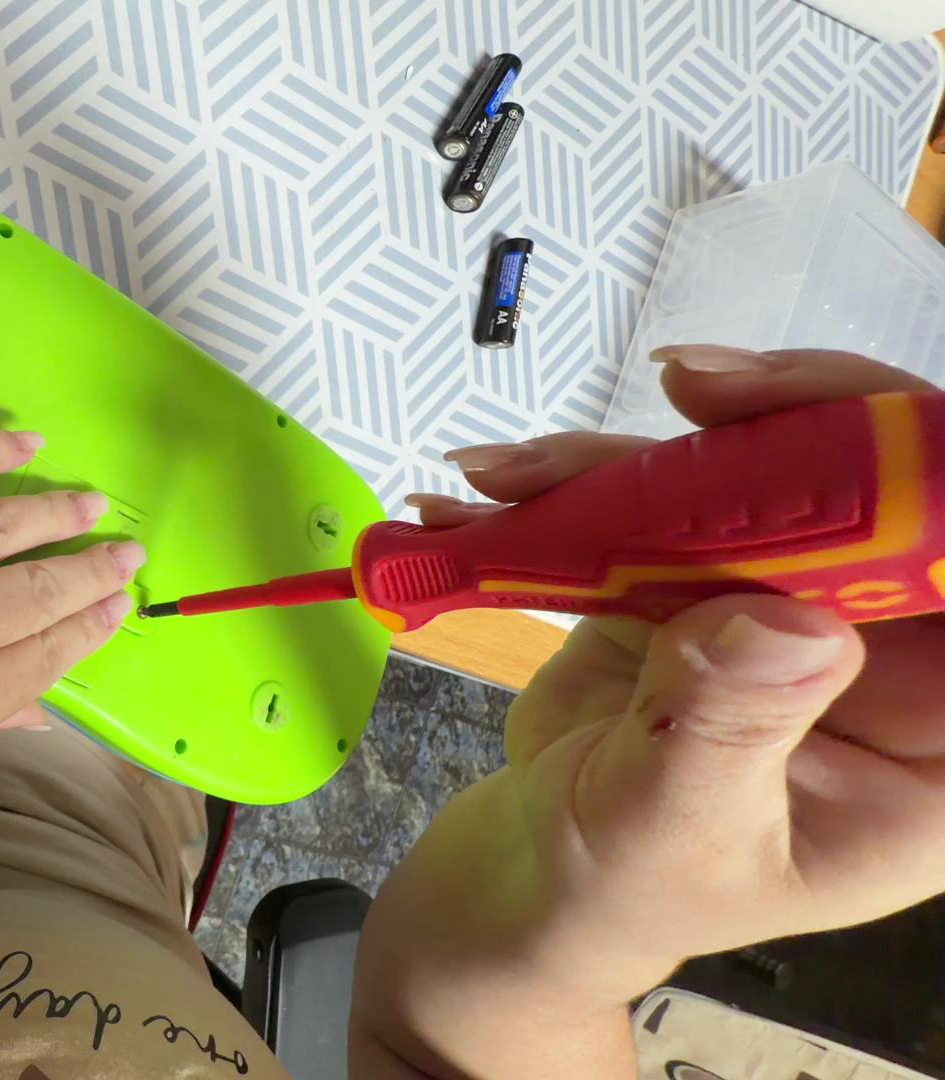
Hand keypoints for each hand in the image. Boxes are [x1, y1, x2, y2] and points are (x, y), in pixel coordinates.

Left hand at [0, 427, 140, 816]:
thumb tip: (47, 711)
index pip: (48, 655)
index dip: (90, 625)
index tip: (118, 603)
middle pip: (41, 589)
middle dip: (95, 570)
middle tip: (127, 551)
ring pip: (3, 523)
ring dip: (60, 512)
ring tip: (93, 504)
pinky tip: (26, 442)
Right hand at [356, 348, 944, 1076]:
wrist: (537, 867)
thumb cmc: (630, 881)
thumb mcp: (679, 827)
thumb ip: (726, 730)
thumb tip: (782, 619)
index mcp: (944, 722)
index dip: (933, 474)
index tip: (832, 424)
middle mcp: (869, 646)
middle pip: (847, 498)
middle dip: (760, 432)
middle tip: (674, 387)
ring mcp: (751, 609)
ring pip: (709, 493)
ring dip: (597, 467)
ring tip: (489, 478)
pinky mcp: (659, 594)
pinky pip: (614, 523)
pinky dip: (536, 506)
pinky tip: (470, 507)